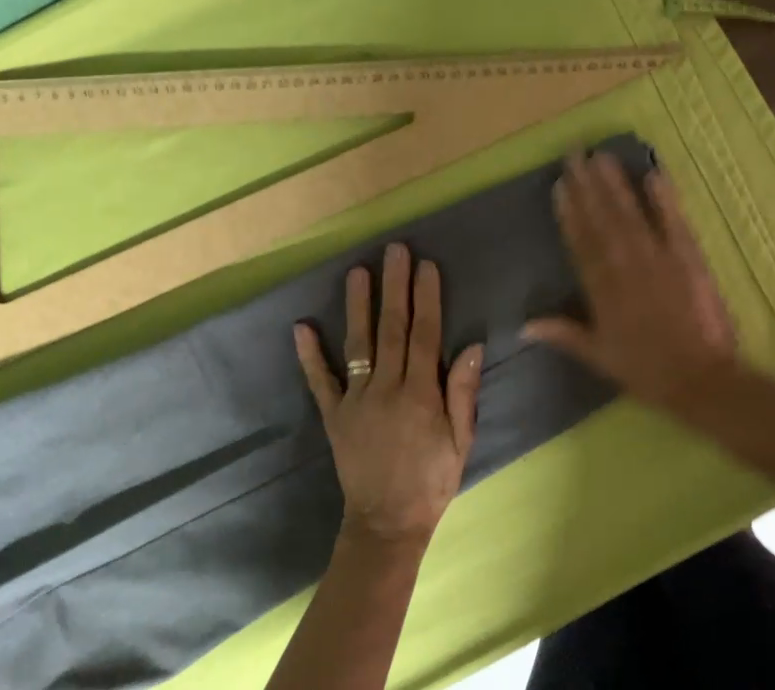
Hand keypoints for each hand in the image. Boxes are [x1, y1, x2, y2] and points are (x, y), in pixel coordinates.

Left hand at [294, 243, 483, 546]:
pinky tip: (302, 327)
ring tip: (357, 272)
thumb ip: (463, 393)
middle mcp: (387, 389)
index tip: (426, 266)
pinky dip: (311, 355)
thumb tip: (472, 346)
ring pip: (358, 345)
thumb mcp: (461, 440)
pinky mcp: (334, 417)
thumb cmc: (432, 480)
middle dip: (394, 287)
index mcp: (421, 394)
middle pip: (393, 329)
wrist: (387, 523)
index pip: (426, 335)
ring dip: (358, 307)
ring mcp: (356, 401)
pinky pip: (320, 382)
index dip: (426, 298)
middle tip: (394, 251)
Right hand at [525, 153, 736, 405]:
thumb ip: (564, 334)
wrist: (700, 379)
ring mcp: (658, 260)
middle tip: (576, 154)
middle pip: (603, 222)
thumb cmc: (647, 371)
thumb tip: (523, 325)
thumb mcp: (600, 357)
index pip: (582, 246)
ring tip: (602, 157)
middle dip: (588, 187)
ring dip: (616, 185)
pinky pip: (674, 223)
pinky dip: (664, 199)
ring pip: (632, 216)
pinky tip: (654, 174)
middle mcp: (626, 269)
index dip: (570, 214)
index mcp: (602, 293)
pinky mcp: (689, 259)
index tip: (560, 186)